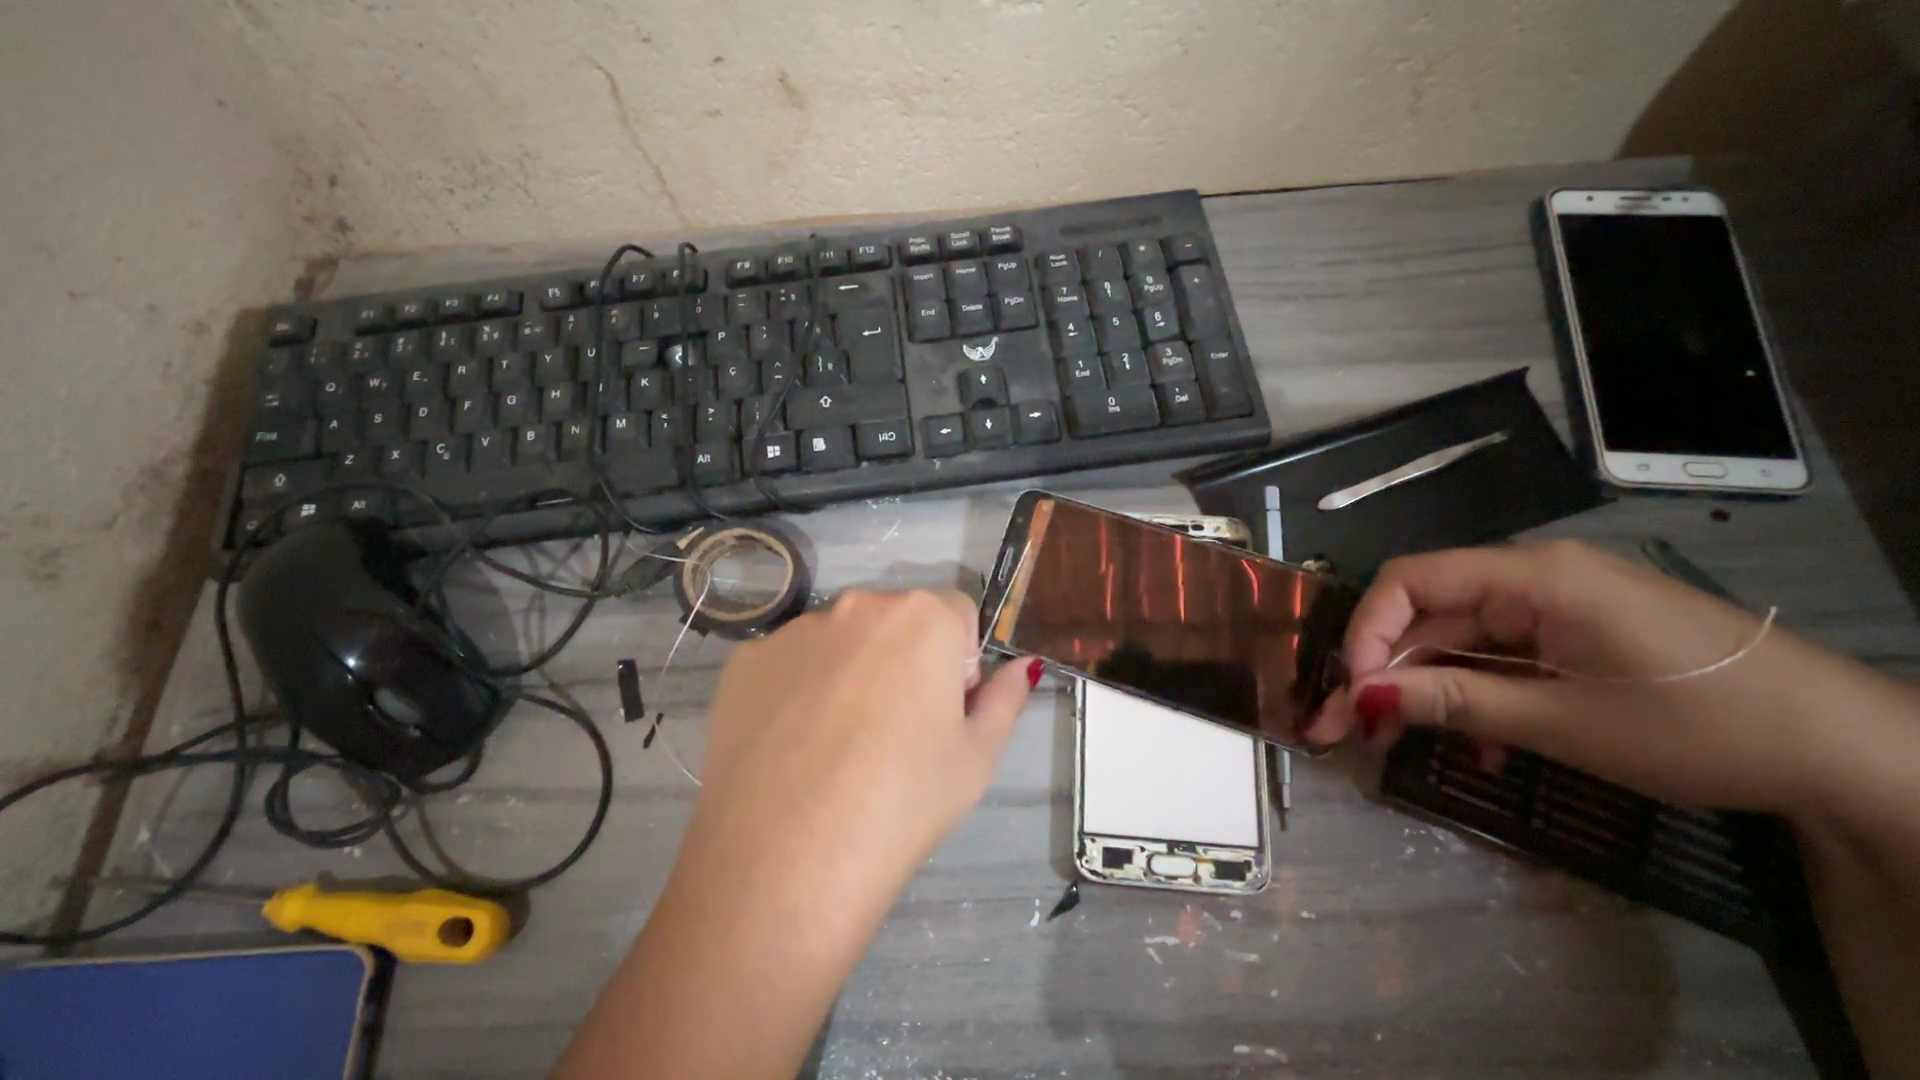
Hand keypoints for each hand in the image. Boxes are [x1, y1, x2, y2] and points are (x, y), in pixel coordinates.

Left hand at [556, 592, 1037, 1079]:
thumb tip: (1025, 667)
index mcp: (923, 618)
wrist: (787, 855)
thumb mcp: (976, 759)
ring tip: (836, 750)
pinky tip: (794, 751)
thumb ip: (1005, 700)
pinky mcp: (744, 663)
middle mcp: (856, 606)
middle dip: (903, 662)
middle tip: (894, 736)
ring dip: (848, 674)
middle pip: (894, 622)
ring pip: (838, 642)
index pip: (955, 615)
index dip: (957, 663)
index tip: (942, 714)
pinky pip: (787, 666)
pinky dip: (796, 693)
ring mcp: (793, 632)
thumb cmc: (903, 803)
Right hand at [1304, 540, 1874, 815]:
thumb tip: (1362, 697)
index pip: (1411, 580)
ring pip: (1463, 640)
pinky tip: (1483, 744)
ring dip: (1432, 692)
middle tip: (1348, 733)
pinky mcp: (1579, 635)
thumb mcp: (1561, 721)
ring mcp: (1559, 607)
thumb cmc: (1697, 724)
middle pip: (1431, 614)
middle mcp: (1536, 578)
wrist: (1838, 748)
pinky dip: (1481, 696)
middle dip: (1386, 672)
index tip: (1354, 693)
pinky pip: (1505, 657)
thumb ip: (1453, 701)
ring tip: (1404, 747)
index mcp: (1534, 576)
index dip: (1369, 631)